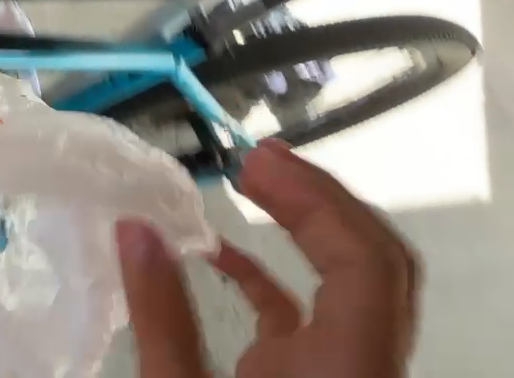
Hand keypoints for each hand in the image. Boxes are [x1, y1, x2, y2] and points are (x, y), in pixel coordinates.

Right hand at [117, 141, 419, 377]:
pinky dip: (275, 270)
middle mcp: (364, 369)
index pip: (367, 264)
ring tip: (246, 183)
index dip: (318, 198)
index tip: (249, 162)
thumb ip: (161, 315)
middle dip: (319, 198)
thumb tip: (134, 226)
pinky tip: (219, 251)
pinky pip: (315, 316)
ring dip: (305, 225)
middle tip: (252, 158)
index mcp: (344, 372)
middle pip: (378, 263)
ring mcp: (347, 376)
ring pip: (357, 285)